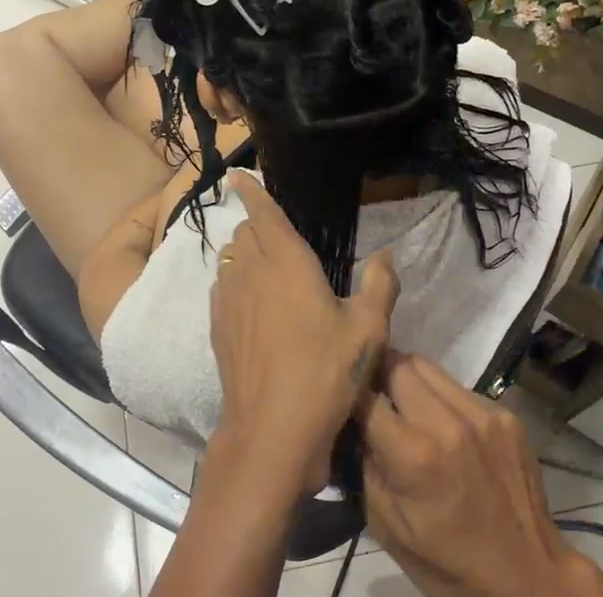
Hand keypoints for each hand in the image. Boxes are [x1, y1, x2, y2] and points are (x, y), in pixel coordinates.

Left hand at [209, 173, 397, 492]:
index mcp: (287, 261)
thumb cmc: (325, 373)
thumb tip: (386, 255)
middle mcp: (251, 270)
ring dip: (244, 254)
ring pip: (230, 258)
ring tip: (267, 271)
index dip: (252, 190)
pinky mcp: (217, 326)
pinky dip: (234, 283)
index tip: (238, 173)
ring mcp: (228, 298)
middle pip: (245, 233)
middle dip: (256, 226)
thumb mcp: (368, 331)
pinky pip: (222, 288)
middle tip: (279, 238)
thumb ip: (379, 286)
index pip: (264, 213)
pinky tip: (252, 305)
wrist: (272, 428)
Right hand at [360, 353, 602, 596]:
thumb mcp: (384, 523)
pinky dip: (441, 397)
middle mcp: (447, 423)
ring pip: (427, 366)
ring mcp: (482, 414)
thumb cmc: (445, 561)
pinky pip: (457, 387)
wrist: (525, 577)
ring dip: (408, 378)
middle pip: (397, 363)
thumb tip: (351, 421)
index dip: (348, 393)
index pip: (364, 394)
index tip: (341, 398)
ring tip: (404, 405)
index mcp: (412, 454)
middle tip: (372, 394)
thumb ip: (364, 463)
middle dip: (378, 374)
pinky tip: (443, 426)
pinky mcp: (505, 414)